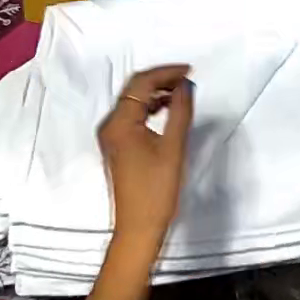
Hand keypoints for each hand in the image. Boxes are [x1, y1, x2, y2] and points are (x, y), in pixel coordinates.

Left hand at [96, 65, 193, 251]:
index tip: (189, 70)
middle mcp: (109, 125)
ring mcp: (110, 136)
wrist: (138, 228)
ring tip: (181, 90)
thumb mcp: (173, 147)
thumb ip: (180, 111)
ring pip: (133, 101)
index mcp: (119, 122)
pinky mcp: (117, 145)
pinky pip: (132, 115)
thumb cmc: (156, 191)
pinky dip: (150, 107)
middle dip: (160, 79)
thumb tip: (185, 85)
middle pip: (134, 89)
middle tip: (187, 77)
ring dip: (156, 92)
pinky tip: (167, 108)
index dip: (166, 72)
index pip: (141, 83)